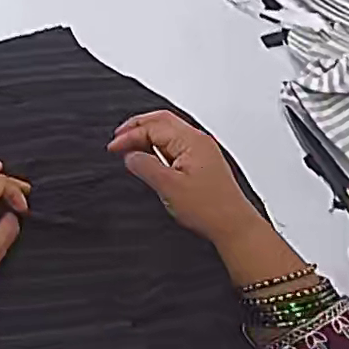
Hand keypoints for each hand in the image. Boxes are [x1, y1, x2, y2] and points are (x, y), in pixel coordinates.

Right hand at [109, 111, 263, 245]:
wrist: (234, 226)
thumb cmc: (211, 209)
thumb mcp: (169, 187)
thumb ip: (145, 166)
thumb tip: (130, 155)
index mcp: (191, 141)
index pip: (153, 126)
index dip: (130, 135)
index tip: (114, 147)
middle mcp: (198, 141)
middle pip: (161, 121)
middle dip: (136, 127)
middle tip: (118, 139)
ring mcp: (201, 151)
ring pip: (167, 132)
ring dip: (146, 135)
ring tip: (128, 146)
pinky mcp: (200, 163)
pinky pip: (174, 145)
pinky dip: (156, 147)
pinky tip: (148, 158)